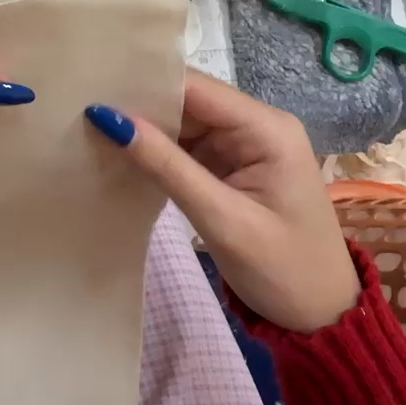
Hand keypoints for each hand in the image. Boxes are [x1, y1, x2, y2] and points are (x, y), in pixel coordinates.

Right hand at [85, 71, 358, 332]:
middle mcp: (256, 124)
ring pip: (182, 121)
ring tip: (89, 124)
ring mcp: (243, 143)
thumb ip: (166, 166)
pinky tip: (119, 149)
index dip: (146, 84)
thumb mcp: (222, 220)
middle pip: (187, 99)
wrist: (324, 321)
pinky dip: (156, 149)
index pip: (196, 88)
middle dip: (140, 104)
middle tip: (81, 104)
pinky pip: (187, 144)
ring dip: (144, 127)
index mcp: (266, 127)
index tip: (93, 84)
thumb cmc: (284, 271)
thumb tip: (108, 117)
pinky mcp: (231, 163)